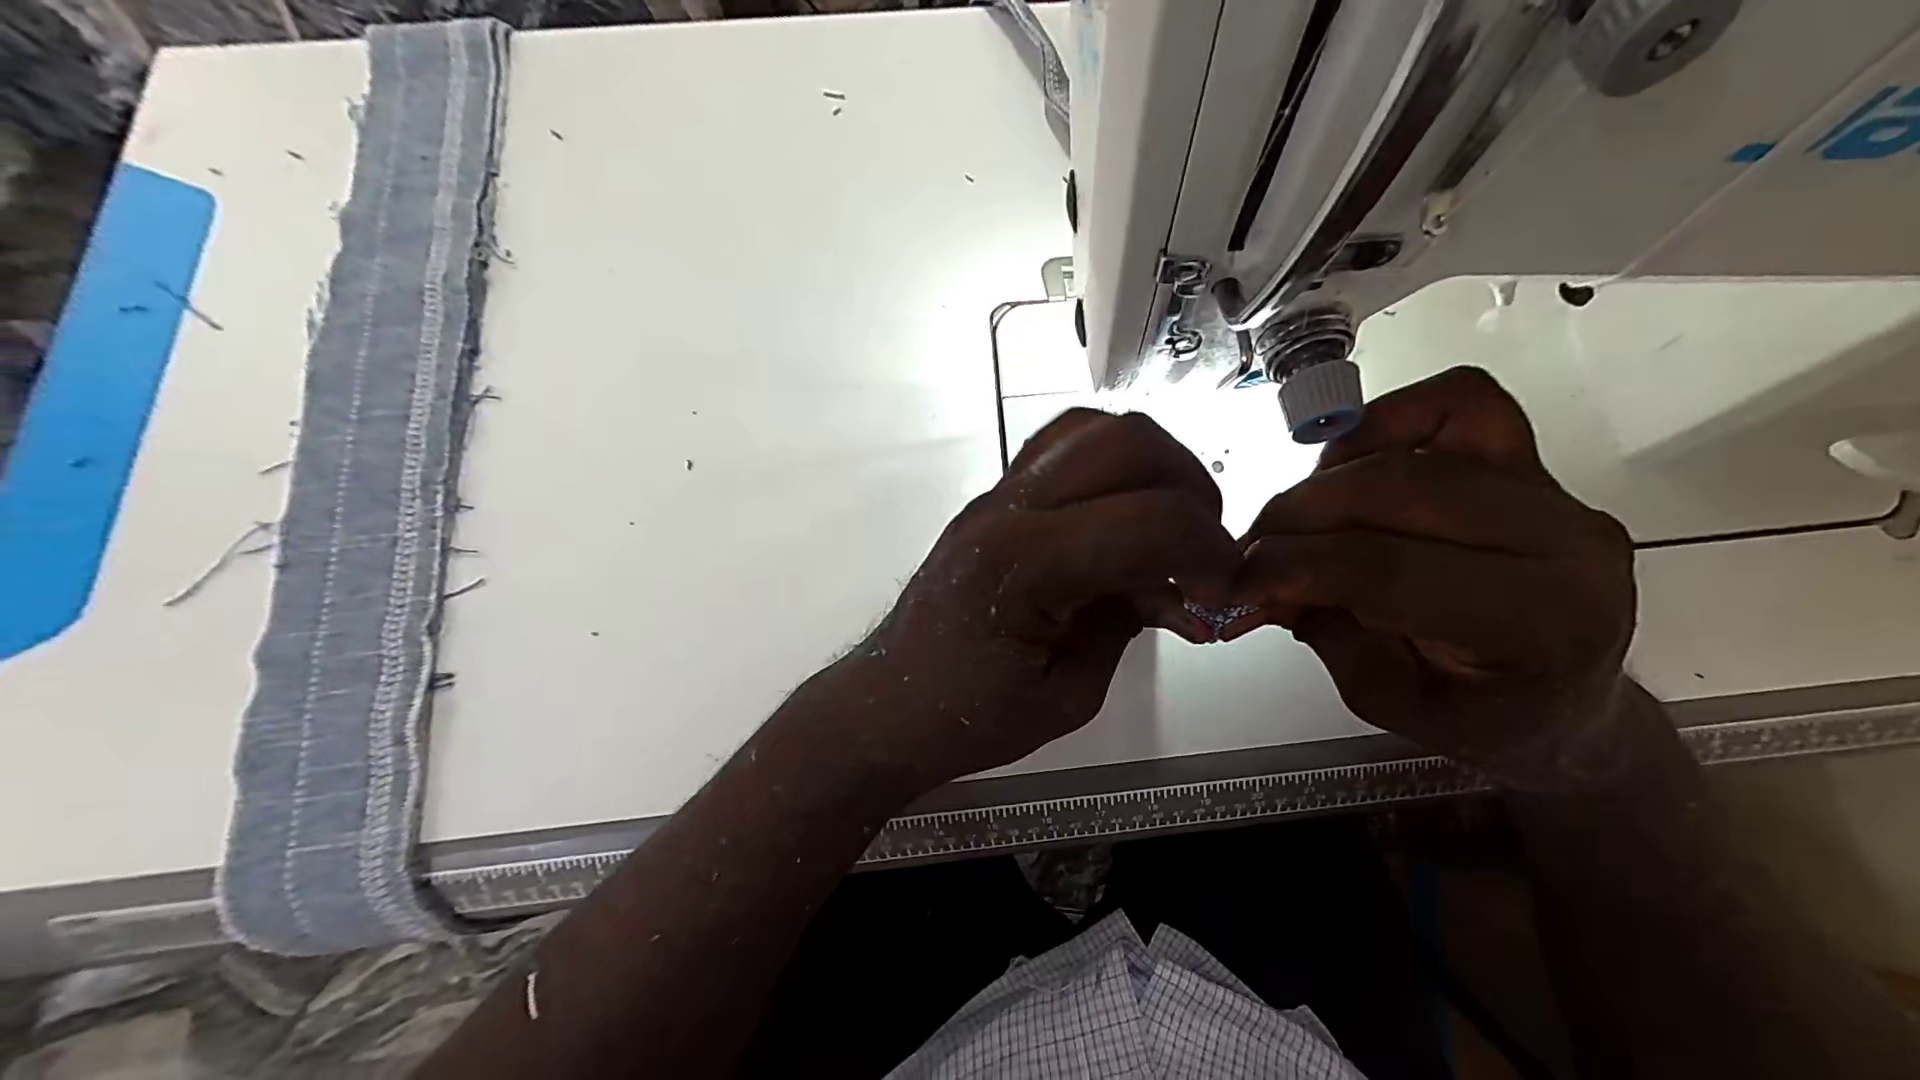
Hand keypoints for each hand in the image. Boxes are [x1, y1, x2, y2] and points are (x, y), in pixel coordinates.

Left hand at [845, 409, 1240, 787]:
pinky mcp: (993, 500)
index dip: (1208, 552)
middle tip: (1200, 552)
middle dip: (1190, 489)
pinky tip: (1123, 521)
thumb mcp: (1068, 694)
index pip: (1149, 519)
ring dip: (1152, 467)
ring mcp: (995, 498)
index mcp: (1022, 566)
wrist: (888, 704)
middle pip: (1125, 443)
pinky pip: (1062, 448)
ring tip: (1168, 529)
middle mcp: (1005, 511)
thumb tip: (1178, 586)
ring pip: (1093, 429)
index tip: (1218, 592)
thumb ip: (1127, 623)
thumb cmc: (965, 718)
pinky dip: (1111, 467)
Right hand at [1225, 367, 1644, 790]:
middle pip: (1393, 489)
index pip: (1381, 567)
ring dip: (1327, 475)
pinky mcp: (1530, 461)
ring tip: (1297, 520)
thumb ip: (1319, 629)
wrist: (1565, 706)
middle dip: (1295, 517)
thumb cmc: (1480, 720)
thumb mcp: (1386, 701)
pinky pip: (1457, 403)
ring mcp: (1551, 490)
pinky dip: (1387, 420)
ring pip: (1418, 439)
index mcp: (1533, 620)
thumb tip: (1250, 580)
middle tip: (1250, 553)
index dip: (1288, 566)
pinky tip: (1347, 463)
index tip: (1230, 583)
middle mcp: (1560, 540)